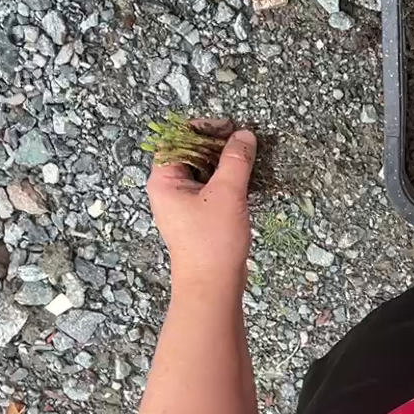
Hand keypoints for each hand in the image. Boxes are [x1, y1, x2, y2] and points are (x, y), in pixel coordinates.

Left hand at [147, 125, 256, 294]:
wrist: (213, 285)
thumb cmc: (211, 242)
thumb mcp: (227, 194)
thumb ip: (236, 160)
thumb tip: (244, 135)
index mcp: (164, 180)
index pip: (177, 139)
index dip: (202, 129)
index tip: (229, 128)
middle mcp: (171, 190)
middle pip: (192, 153)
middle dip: (218, 145)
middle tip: (243, 142)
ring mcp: (186, 204)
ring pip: (205, 171)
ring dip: (226, 163)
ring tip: (249, 159)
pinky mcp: (201, 216)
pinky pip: (214, 188)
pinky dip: (229, 181)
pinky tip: (248, 180)